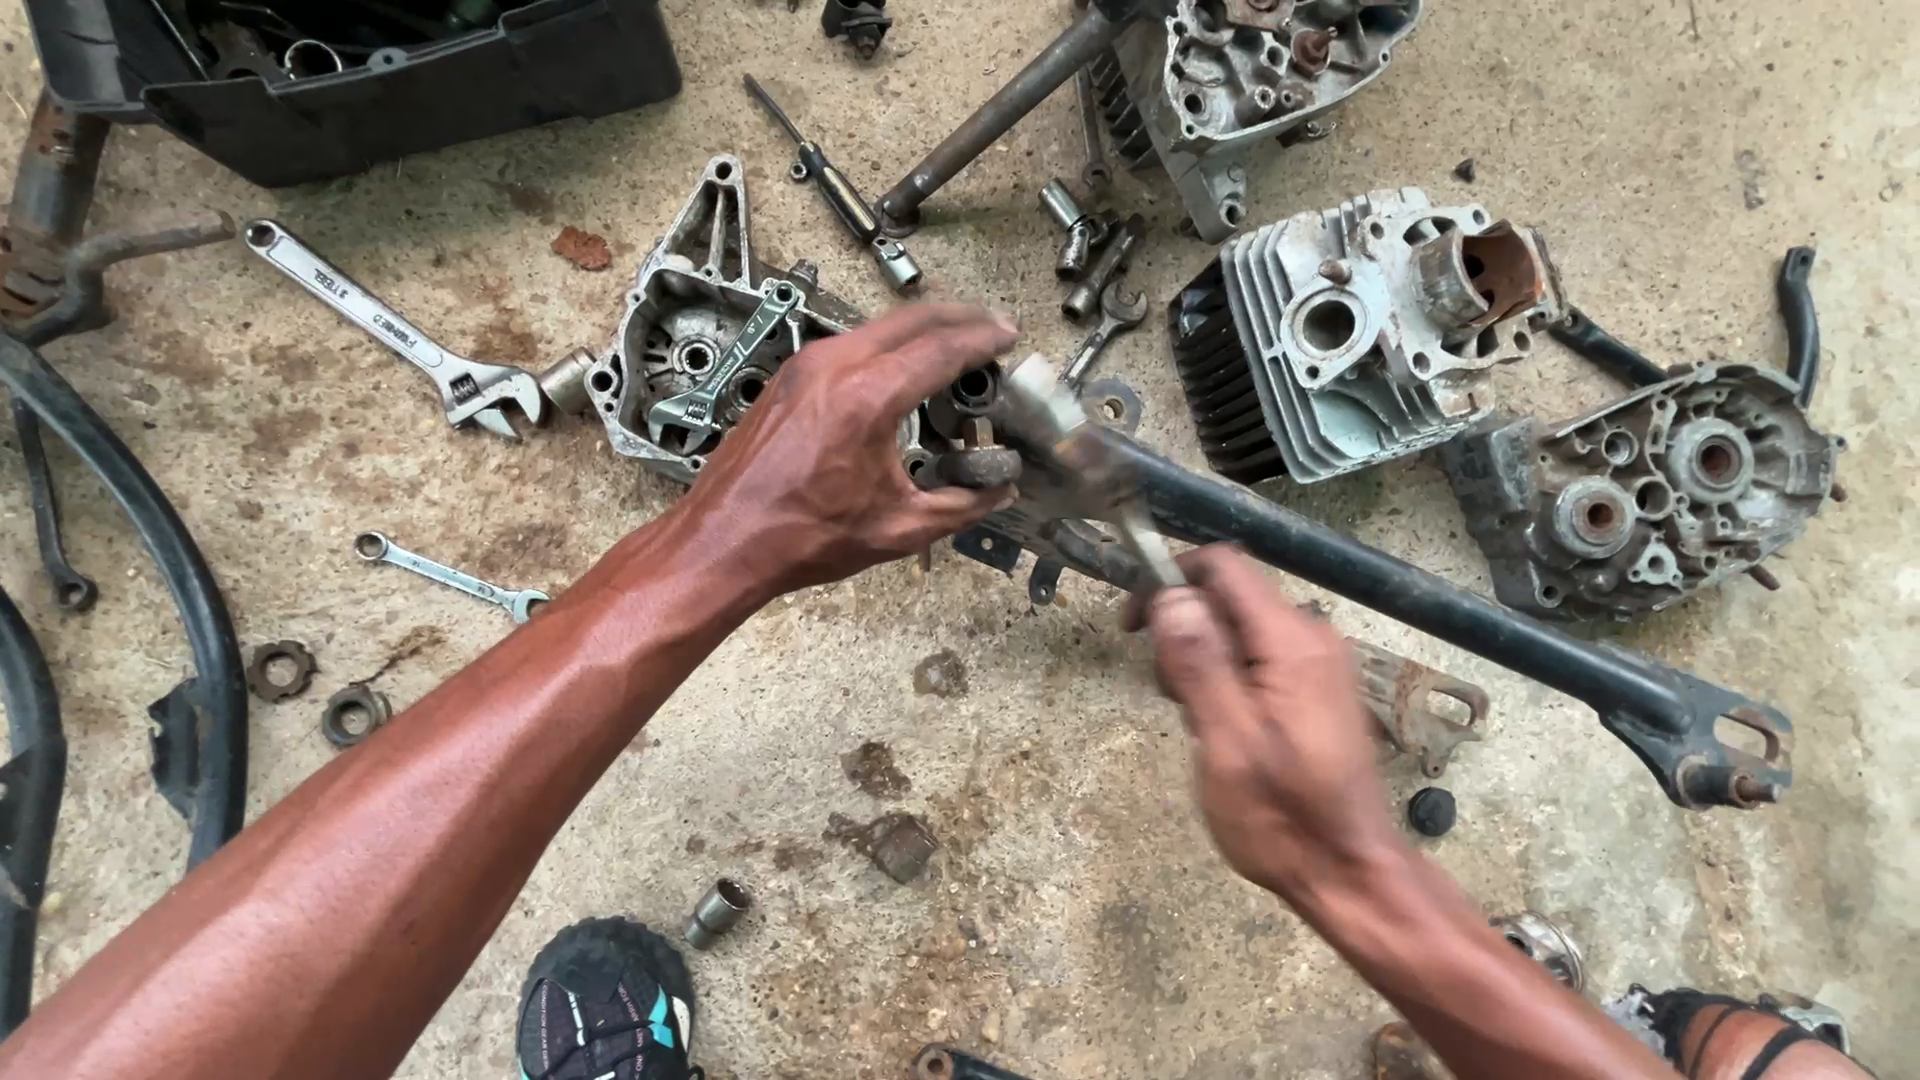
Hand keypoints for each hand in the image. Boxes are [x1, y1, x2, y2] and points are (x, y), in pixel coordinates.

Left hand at [675, 303, 1018, 597]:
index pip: (942, 349)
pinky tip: (904, 369)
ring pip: (880, 326)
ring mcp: (807, 364)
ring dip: (923, 329)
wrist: (726, 539)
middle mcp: (835, 366)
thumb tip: (999, 492)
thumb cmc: (802, 536)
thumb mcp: (898, 529)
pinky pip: (853, 342)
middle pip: (913, 319)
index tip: (1009, 336)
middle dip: (960, 317)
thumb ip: (961, 506)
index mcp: (867, 399)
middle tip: (992, 328)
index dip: (983, 339)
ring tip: (956, 346)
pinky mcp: (790, 375)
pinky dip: (889, 344)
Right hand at [1127, 546, 1403, 900]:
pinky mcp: (1313, 686)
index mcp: (1290, 641)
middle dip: (1182, 630)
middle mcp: (1309, 637)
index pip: (1223, 566)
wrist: (1348, 874)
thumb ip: (1199, 662)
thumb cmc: (1282, 816)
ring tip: (1196, 718)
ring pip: (1235, 627)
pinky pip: (1254, 654)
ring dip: (1199, 658)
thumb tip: (1169, 596)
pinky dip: (1223, 675)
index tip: (1134, 625)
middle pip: (1226, 595)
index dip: (1169, 579)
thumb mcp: (1227, 740)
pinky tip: (1220, 723)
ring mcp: (1316, 661)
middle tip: (1170, 693)